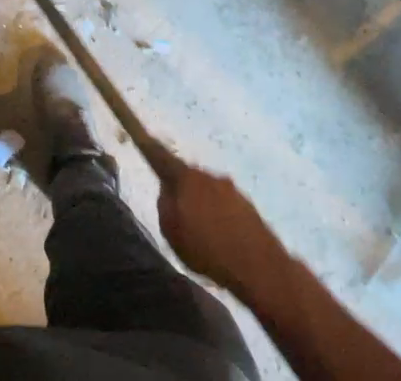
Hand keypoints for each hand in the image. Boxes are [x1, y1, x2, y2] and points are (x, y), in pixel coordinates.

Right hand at [150, 149, 282, 292]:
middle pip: (188, 176)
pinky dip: (221, 218)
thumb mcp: (171, 231)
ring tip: (204, 237)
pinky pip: (226, 206)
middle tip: (180, 218)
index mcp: (187, 177)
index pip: (160, 154)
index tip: (139, 131)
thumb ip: (164, 205)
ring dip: (204, 206)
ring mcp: (233, 190)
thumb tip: (167, 190)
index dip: (147, 142)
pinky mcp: (250, 207)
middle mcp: (210, 176)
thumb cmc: (207, 249)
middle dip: (183, 190)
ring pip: (208, 191)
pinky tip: (221, 242)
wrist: (261, 269)